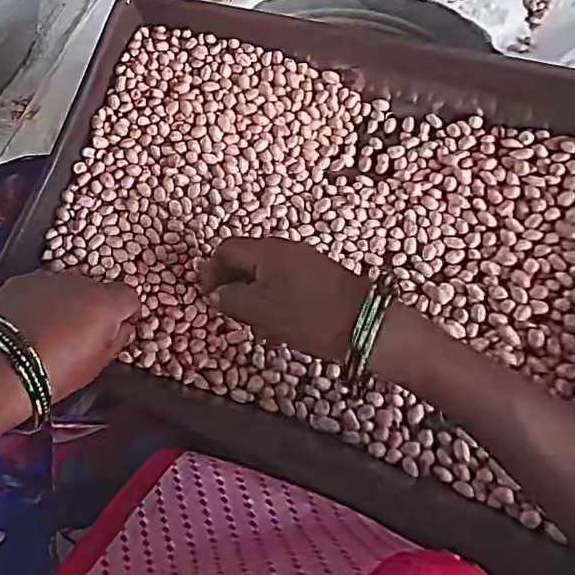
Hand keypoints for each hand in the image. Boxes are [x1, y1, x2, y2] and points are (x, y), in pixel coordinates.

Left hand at [0, 270, 137, 401]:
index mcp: (106, 302)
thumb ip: (117, 339)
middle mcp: (80, 281)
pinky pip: (39, 288)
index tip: (117, 329)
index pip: (129, 296)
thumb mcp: (97, 365)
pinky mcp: (20, 280)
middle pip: (96, 290)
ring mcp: (48, 277)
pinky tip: (25, 324)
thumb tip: (122, 326)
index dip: (126, 313)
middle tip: (77, 335)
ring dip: (64, 302)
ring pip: (66, 287)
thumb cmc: (56, 374)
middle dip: (92, 307)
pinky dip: (37, 301)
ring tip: (47, 331)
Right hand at [197, 237, 369, 362]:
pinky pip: (285, 281)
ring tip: (256, 324)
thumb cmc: (310, 317)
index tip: (207, 296)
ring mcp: (305, 261)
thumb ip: (232, 299)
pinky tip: (280, 325)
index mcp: (268, 250)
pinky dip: (274, 298)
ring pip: (266, 273)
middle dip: (233, 285)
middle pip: (247, 259)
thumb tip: (215, 294)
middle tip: (229, 311)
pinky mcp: (320, 276)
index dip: (211, 272)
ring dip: (254, 295)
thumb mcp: (262, 311)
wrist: (367, 325)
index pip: (226, 250)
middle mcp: (286, 248)